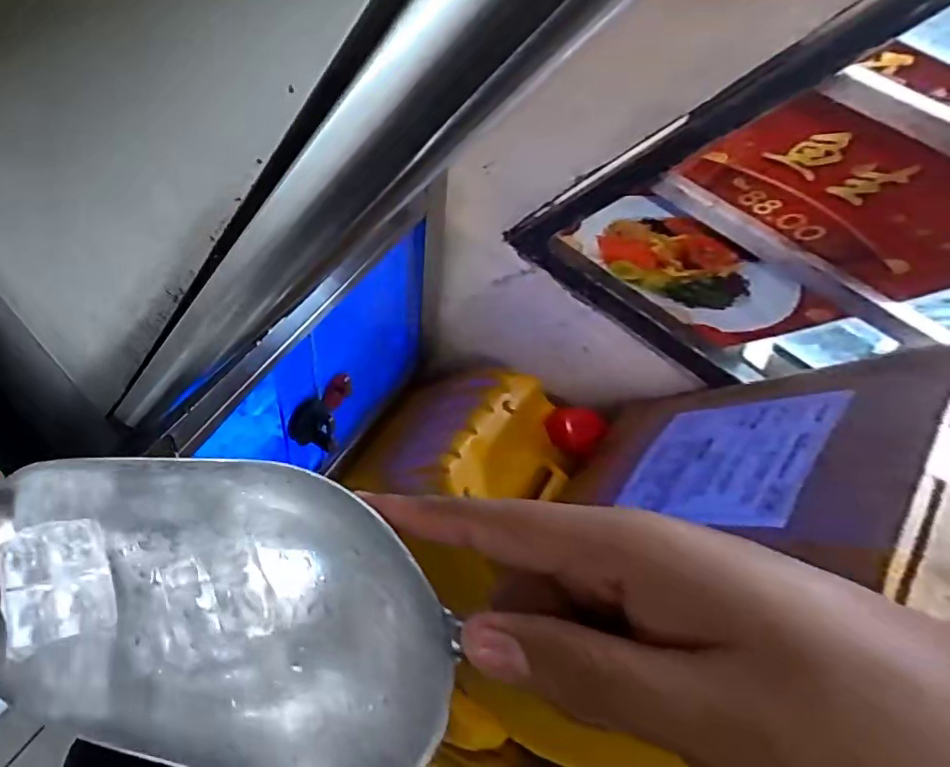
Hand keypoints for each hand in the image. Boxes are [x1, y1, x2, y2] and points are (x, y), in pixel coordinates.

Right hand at [365, 495, 949, 766]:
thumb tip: (471, 637)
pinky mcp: (705, 604)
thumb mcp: (721, 718)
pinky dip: (623, 663)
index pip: (496, 520)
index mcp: (630, 548)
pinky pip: (624, 622)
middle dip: (533, 631)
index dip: (424, 513)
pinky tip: (677, 707)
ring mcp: (676, 574)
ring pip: (577, 605)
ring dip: (584, 657)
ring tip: (655, 718)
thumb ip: (585, 672)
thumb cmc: (868, 724)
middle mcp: (640, 546)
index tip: (362, 506)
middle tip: (583, 705)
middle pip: (535, 574)